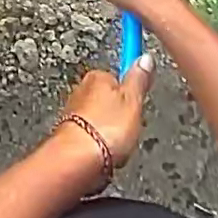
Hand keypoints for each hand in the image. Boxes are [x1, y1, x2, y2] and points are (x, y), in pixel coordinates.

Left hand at [58, 60, 153, 179]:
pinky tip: (106, 152)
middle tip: (130, 127)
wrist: (78, 158)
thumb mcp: (133, 101)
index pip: (119, 76)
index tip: (137, 105)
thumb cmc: (104, 129)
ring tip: (118, 143)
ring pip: (102, 119)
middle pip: (111, 100)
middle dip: (122, 115)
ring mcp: (75, 112)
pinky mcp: (72, 134)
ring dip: (111, 131)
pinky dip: (101, 143)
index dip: (133, 94)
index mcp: (97, 77)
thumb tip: (146, 59)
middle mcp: (82, 90)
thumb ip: (139, 79)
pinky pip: (94, 136)